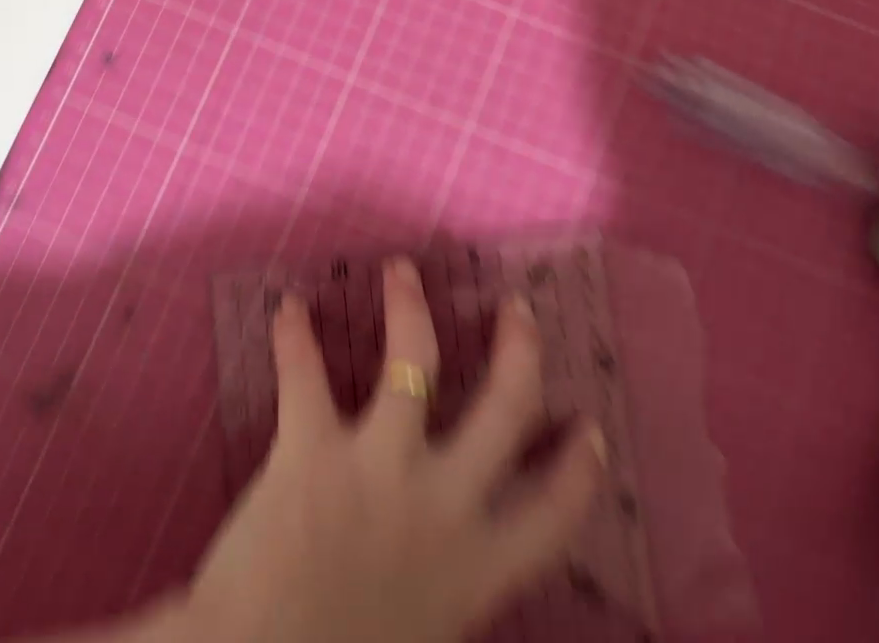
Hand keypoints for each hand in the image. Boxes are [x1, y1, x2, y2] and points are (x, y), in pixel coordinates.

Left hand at [178, 256, 607, 642]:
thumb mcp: (426, 628)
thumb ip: (451, 582)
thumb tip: (453, 542)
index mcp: (478, 565)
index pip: (555, 512)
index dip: (580, 468)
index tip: (588, 427)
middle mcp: (444, 504)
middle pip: (505, 407)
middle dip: (520, 350)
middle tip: (518, 311)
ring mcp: (382, 468)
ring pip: (414, 360)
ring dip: (408, 307)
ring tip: (401, 271)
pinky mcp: (313, 451)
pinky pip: (304, 375)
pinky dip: (293, 337)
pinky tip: (289, 308)